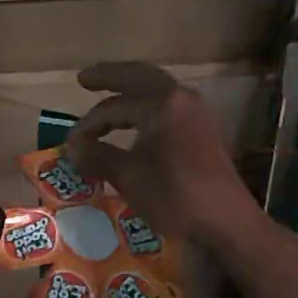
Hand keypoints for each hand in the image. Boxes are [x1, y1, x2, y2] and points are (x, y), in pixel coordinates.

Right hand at [66, 62, 260, 245]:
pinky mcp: (203, 130)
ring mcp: (196, 112)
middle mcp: (181, 98)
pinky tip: (136, 122)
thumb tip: (71, 146)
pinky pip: (168, 107)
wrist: (225, 220)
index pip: (116, 105)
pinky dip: (146, 107)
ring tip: (108, 99)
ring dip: (130, 93)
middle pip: (140, 77)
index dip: (89, 123)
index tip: (71, 142)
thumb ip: (97, 156)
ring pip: (157, 91)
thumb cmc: (175, 196)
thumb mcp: (129, 177)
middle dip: (111, 78)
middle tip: (85, 79)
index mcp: (162, 103)